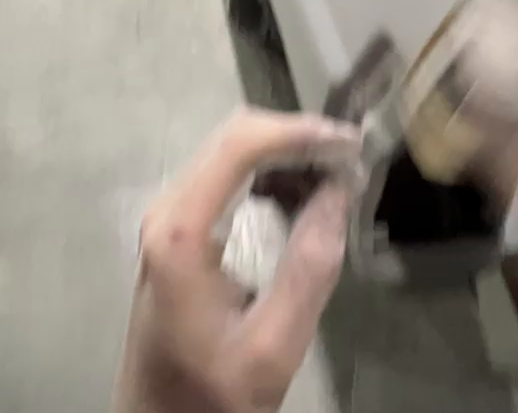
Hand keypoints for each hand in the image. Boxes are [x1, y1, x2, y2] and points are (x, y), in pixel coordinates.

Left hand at [115, 110, 360, 412]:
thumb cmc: (211, 396)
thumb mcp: (272, 350)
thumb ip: (308, 269)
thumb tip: (339, 190)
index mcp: (182, 231)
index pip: (239, 144)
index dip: (297, 131)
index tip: (347, 143)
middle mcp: (168, 207)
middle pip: (234, 135)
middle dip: (297, 136)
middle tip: (349, 155)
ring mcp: (170, 212)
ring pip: (231, 147)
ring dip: (286, 149)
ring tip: (335, 171)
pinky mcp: (179, 222)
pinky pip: (227, 171)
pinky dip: (270, 168)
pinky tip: (302, 189)